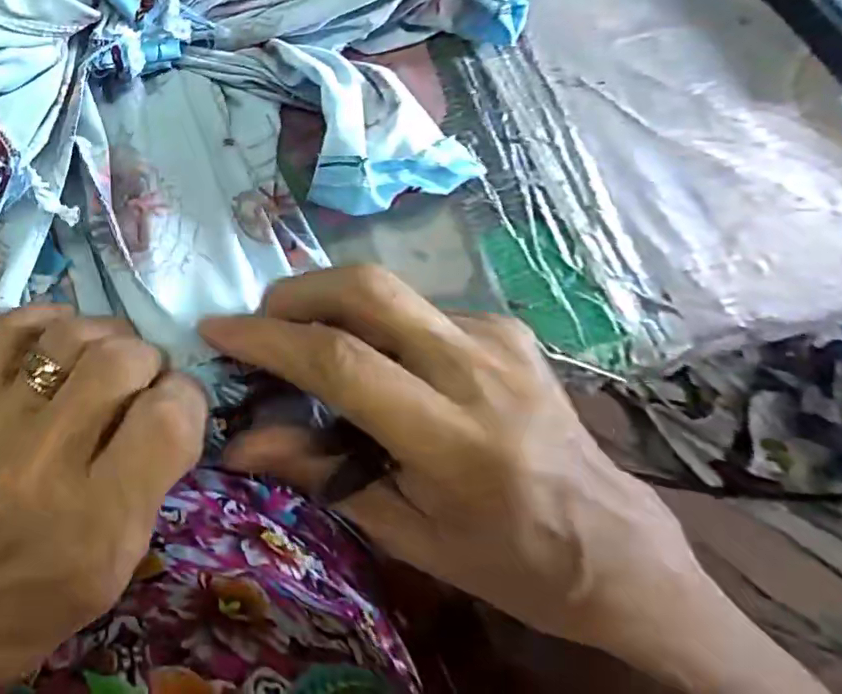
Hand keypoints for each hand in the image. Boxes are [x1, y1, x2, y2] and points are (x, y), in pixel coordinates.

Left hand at [0, 306, 206, 693]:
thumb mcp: (117, 561)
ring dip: (106, 334)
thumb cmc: (40, 594)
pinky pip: (10, 327)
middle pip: (119, 362)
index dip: (188, 398)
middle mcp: (46, 459)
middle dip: (149, 359)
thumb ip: (149, 479)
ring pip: (69, 336)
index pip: (165, 421)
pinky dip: (47, 318)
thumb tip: (171, 401)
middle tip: (146, 378)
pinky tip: (64, 334)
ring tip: (109, 354)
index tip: (181, 402)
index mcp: (97, 519)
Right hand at [199, 265, 824, 693]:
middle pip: (365, 290)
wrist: (626, 554)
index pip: (342, 363)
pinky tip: (373, 353)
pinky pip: (412, 302)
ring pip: (384, 284)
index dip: (267, 338)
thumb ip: (314, 472)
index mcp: (456, 441)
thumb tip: (234, 441)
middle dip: (292, 293)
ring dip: (323, 297)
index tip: (214, 330)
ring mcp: (499, 341)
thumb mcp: (403, 530)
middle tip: (259, 323)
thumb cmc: (506, 556)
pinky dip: (368, 316)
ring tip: (301, 333)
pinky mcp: (505, 328)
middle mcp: (480, 374)